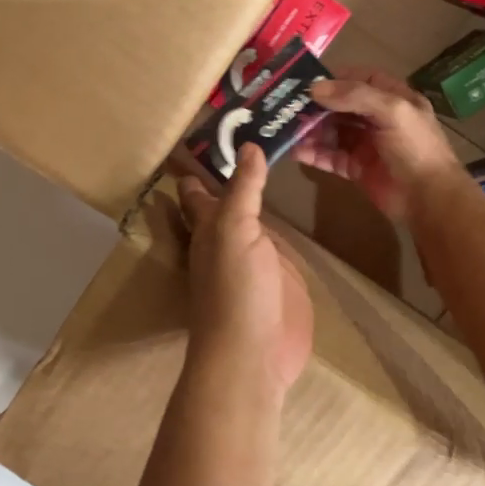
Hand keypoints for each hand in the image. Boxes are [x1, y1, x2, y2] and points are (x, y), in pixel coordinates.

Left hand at [176, 145, 313, 396]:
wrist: (254, 356)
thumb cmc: (235, 290)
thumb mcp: (235, 232)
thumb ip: (242, 191)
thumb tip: (248, 146)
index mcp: (207, 227)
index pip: (196, 189)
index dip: (196, 163)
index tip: (206, 129)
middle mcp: (227, 241)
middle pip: (224, 203)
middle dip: (228, 175)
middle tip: (245, 132)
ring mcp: (254, 263)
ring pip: (250, 224)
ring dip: (253, 200)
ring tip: (268, 161)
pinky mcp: (278, 282)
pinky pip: (278, 249)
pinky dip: (282, 229)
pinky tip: (289, 217)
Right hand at [294, 68, 464, 220]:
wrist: (428, 198)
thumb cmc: (415, 147)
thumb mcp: (392, 111)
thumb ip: (355, 96)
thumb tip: (314, 88)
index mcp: (393, 98)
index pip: (360, 79)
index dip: (335, 79)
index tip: (306, 81)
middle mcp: (378, 118)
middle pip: (341, 106)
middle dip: (316, 106)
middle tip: (288, 107)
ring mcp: (366, 144)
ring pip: (332, 131)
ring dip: (311, 130)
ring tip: (288, 130)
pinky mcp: (356, 168)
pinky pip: (330, 156)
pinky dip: (313, 154)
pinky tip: (296, 152)